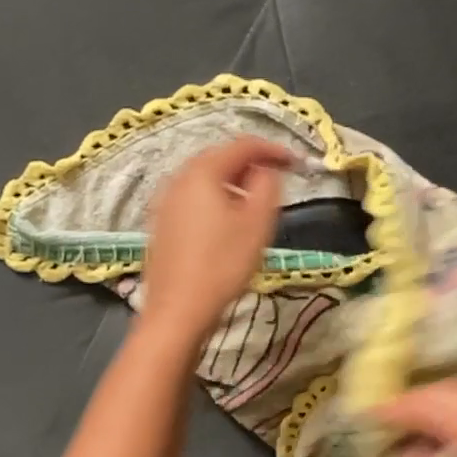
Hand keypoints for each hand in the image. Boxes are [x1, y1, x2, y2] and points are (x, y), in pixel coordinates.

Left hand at [141, 137, 291, 335]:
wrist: (177, 311)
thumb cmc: (222, 265)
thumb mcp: (257, 223)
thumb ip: (267, 185)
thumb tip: (266, 169)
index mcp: (202, 172)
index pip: (242, 145)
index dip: (272, 150)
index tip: (296, 162)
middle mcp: (178, 179)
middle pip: (219, 158)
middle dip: (249, 164)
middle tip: (275, 179)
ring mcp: (164, 203)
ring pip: (204, 180)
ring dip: (231, 183)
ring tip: (254, 202)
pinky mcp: (160, 225)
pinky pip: (192, 200)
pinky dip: (213, 200)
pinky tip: (226, 223)